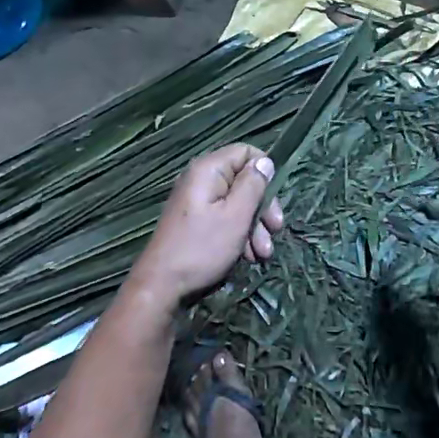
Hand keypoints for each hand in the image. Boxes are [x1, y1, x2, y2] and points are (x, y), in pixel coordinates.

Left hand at [129, 144, 286, 301]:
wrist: (162, 286)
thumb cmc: (202, 247)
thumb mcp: (236, 215)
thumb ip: (253, 185)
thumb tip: (265, 162)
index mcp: (208, 170)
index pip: (245, 151)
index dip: (265, 170)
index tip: (276, 196)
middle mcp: (201, 180)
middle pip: (243, 180)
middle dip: (263, 206)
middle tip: (275, 229)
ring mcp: (197, 202)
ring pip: (237, 203)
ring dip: (254, 227)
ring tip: (263, 254)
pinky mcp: (196, 222)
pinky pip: (225, 219)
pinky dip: (240, 235)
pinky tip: (249, 257)